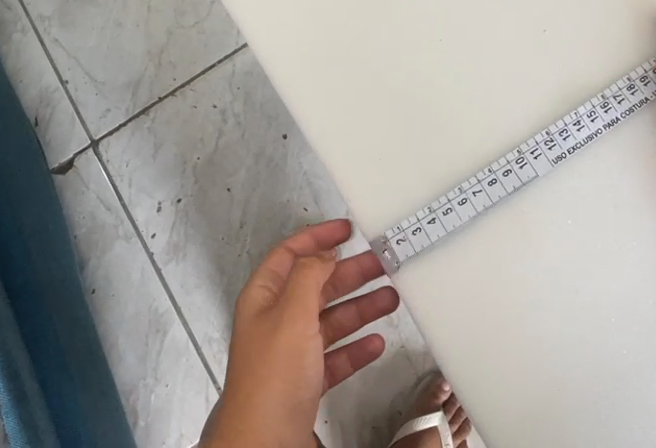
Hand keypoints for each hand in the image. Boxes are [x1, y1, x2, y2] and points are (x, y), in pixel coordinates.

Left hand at [200, 220, 398, 447]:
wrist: (265, 442)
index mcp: (264, 297)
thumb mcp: (291, 314)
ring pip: (330, 320)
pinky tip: (376, 343)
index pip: (290, 254)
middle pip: (316, 285)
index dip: (317, 237)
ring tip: (391, 298)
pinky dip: (356, 348)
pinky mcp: (306, 382)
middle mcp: (276, 320)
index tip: (345, 228)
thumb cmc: (271, 379)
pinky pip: (336, 356)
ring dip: (360, 308)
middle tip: (381, 262)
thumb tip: (324, 254)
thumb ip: (309, 277)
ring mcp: (291, 352)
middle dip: (349, 272)